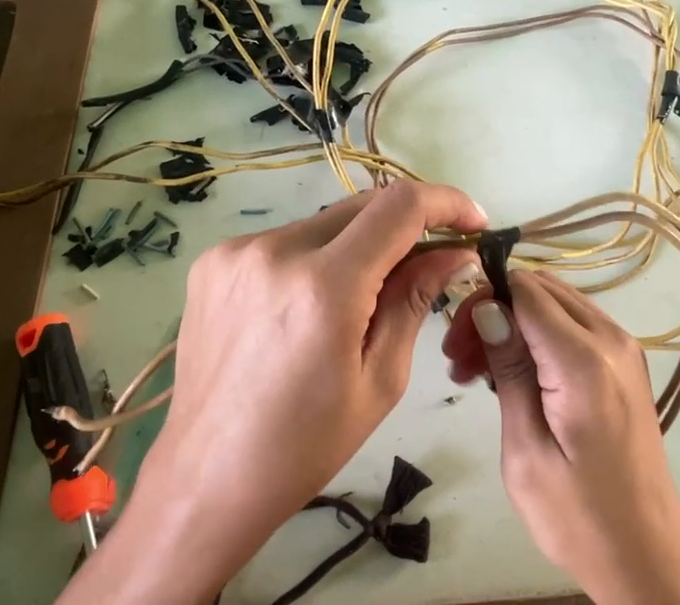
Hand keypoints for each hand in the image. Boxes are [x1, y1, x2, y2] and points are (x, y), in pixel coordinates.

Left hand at [65, 182, 487, 604]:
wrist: (206, 477)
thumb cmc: (305, 445)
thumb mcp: (380, 379)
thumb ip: (416, 299)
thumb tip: (455, 251)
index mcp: (323, 286)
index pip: (399, 206)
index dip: (445, 202)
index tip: (473, 221)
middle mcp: (274, 251)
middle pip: (362, 207)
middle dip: (405, 226)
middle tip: (429, 262)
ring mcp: (235, 252)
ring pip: (322, 224)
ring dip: (356, 245)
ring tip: (360, 299)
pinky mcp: (209, 262)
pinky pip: (283, 241)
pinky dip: (311, 259)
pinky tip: (307, 308)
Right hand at [443, 270, 679, 604]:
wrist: (646, 552)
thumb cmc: (578, 515)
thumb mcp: (526, 450)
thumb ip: (510, 371)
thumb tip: (489, 309)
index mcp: (584, 360)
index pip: (524, 290)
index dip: (482, 302)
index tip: (454, 346)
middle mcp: (611, 339)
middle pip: (540, 288)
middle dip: (493, 310)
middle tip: (460, 362)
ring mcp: (624, 349)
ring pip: (556, 302)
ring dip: (514, 322)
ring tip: (479, 372)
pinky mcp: (625, 363)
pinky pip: (574, 324)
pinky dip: (539, 334)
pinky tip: (515, 373)